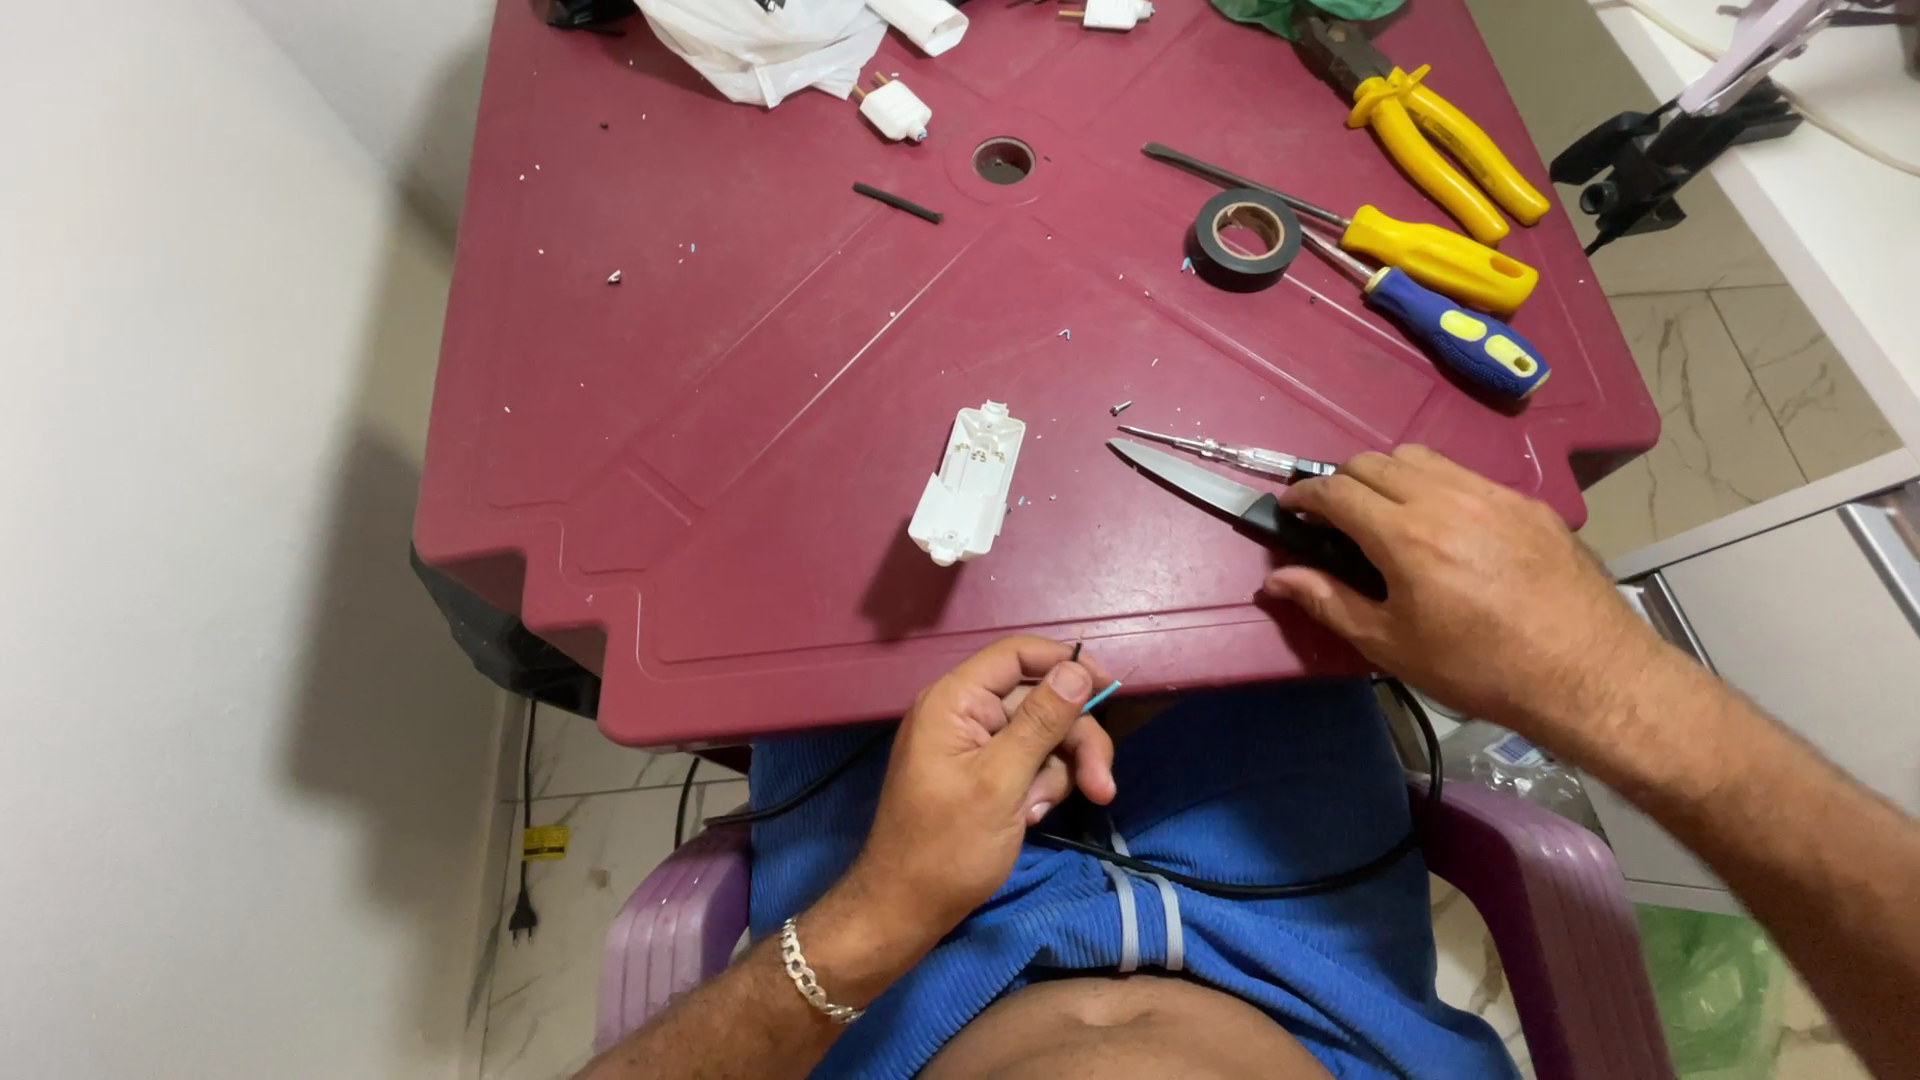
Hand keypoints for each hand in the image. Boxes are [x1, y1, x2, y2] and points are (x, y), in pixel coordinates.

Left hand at [848, 636, 1115, 940]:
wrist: (907, 909)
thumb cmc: (947, 846)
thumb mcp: (1001, 781)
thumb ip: (1040, 721)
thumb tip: (1076, 670)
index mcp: (955, 700)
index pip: (1016, 654)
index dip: (1065, 664)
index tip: (1109, 687)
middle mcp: (965, 712)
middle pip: (1039, 700)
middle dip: (1074, 740)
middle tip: (1102, 786)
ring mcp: (974, 743)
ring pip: (1042, 734)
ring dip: (1058, 771)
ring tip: (1041, 811)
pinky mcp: (984, 772)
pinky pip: (1030, 762)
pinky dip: (1039, 787)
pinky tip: (1029, 818)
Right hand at [1262, 445, 1666, 736]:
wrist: (1589, 677)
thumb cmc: (1477, 668)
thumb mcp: (1388, 643)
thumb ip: (1327, 601)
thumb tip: (1276, 579)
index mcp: (1406, 537)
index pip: (1337, 490)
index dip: (1303, 495)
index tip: (1289, 508)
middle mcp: (1447, 500)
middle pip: (1372, 461)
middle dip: (1339, 480)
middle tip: (1331, 515)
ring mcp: (1492, 496)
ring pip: (1418, 456)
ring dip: (1384, 474)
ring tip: (1381, 510)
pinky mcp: (1527, 504)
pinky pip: (1463, 473)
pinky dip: (1431, 483)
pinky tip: (1438, 522)